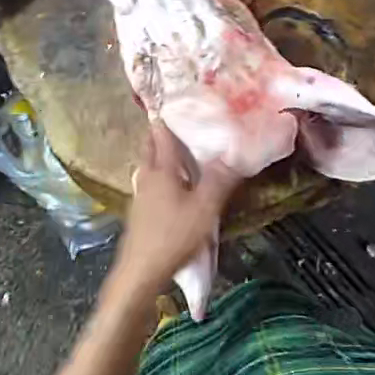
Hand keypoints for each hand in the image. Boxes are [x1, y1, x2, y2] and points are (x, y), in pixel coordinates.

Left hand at [108, 121, 238, 301]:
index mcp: (161, 169)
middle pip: (152, 147)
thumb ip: (219, 180)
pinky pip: (151, 182)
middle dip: (164, 135)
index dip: (168, 117)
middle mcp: (147, 176)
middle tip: (184, 127)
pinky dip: (162, 176)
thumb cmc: (173, 236)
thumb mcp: (205, 208)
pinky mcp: (140, 210)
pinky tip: (175, 186)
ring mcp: (140, 193)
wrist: (141, 270)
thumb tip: (233, 152)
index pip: (161, 133)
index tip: (180, 104)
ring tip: (183, 154)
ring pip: (150, 165)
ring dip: (163, 157)